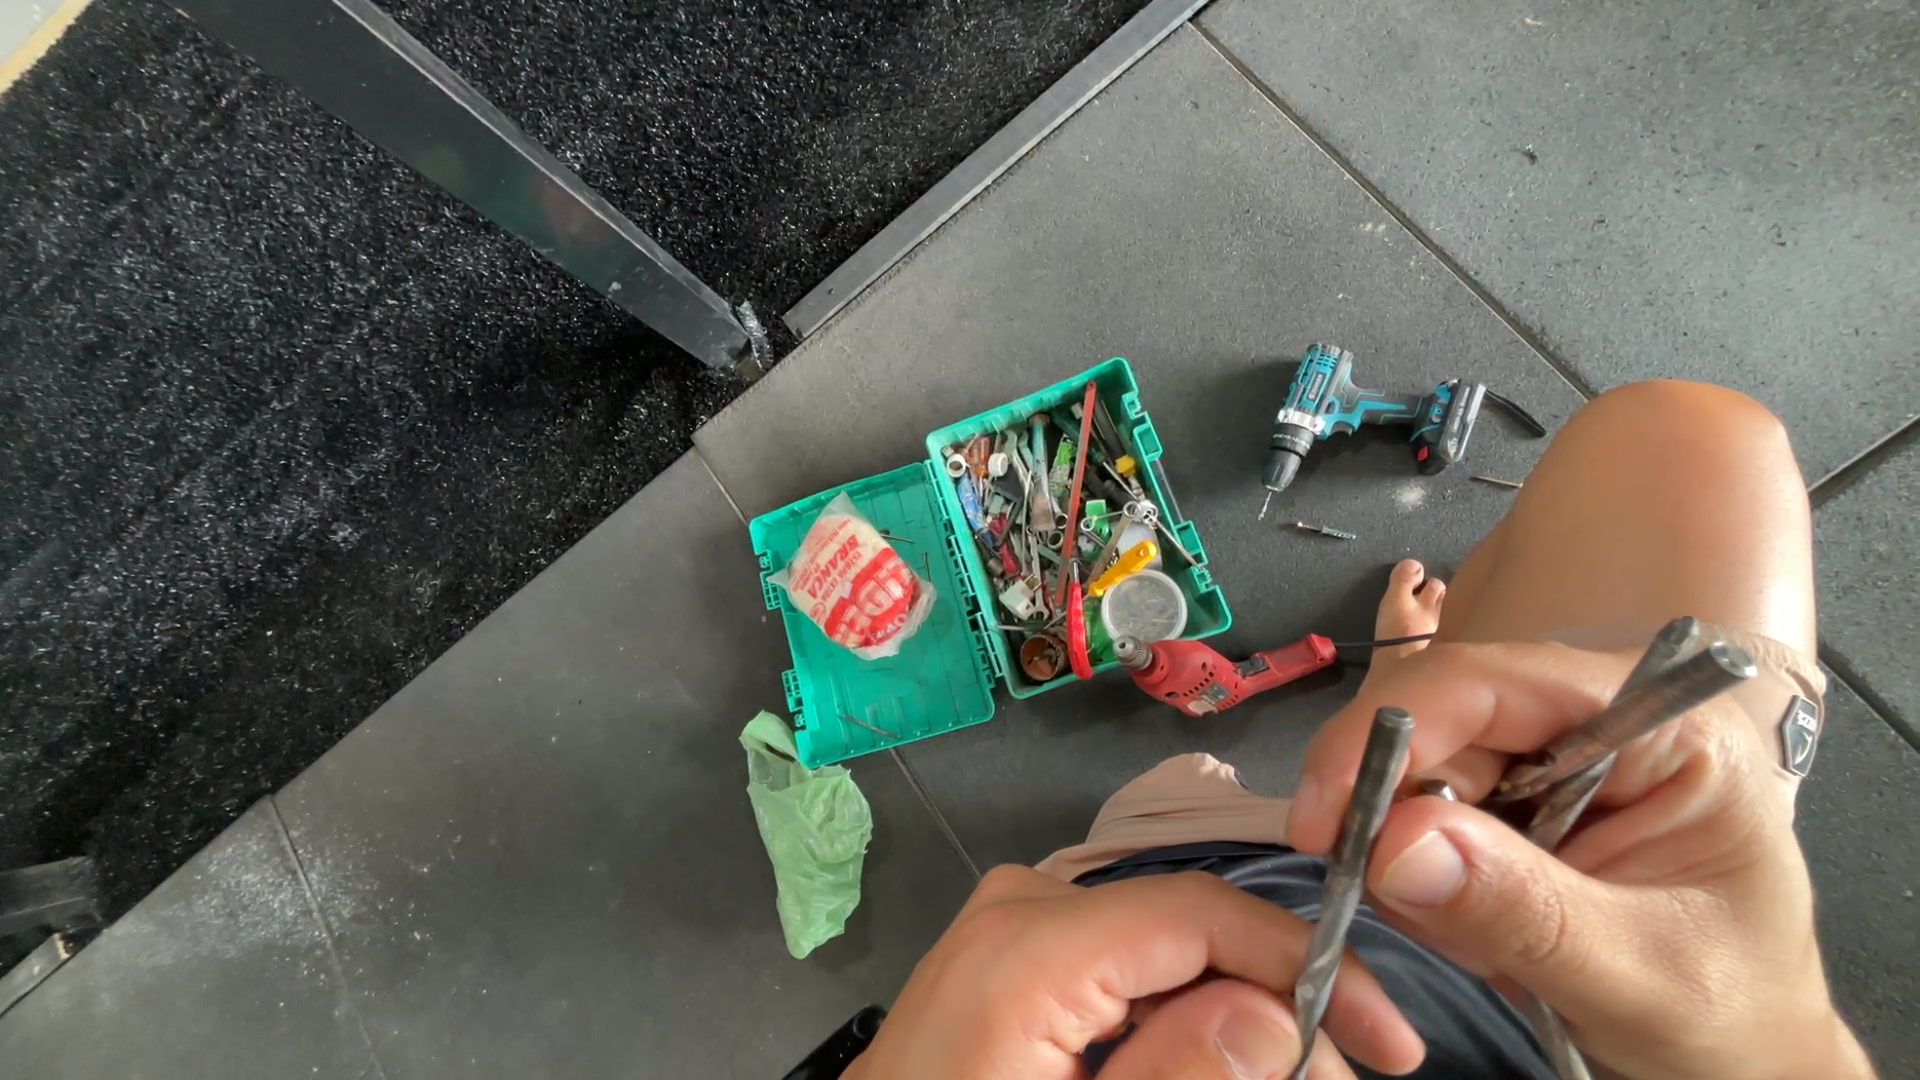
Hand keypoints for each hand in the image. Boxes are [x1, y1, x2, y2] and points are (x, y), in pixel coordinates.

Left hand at [845, 865, 1424, 1079]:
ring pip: (1158, 946)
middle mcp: (1023, 902)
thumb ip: (1175, 1077)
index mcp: (1031, 944)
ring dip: (1222, 1016)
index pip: (1197, 910)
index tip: (1390, 1038)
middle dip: (1267, 1005)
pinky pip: (1116, 960)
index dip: (1303, 959)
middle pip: (1184, 929)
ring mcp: (1011, 916)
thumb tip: (1272, 1007)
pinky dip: (1169, 1013)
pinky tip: (1188, 1059)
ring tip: (1261, 1070)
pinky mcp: (1010, 943)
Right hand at [1286, 641, 1876, 1079]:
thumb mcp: (1646, 981)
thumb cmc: (1730, 1019)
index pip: (1480, 685)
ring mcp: (1526, 749)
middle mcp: (1574, 714)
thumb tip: (1391, 844)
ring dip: (1397, 851)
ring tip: (1463, 936)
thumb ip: (1523, 912)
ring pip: (1400, 765)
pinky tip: (1456, 918)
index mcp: (1649, 725)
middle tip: (1371, 892)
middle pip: (1424, 723)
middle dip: (1384, 811)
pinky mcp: (1492, 785)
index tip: (1318, 819)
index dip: (1382, 733)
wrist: (1738, 1056)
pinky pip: (1402, 803)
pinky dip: (1403, 866)